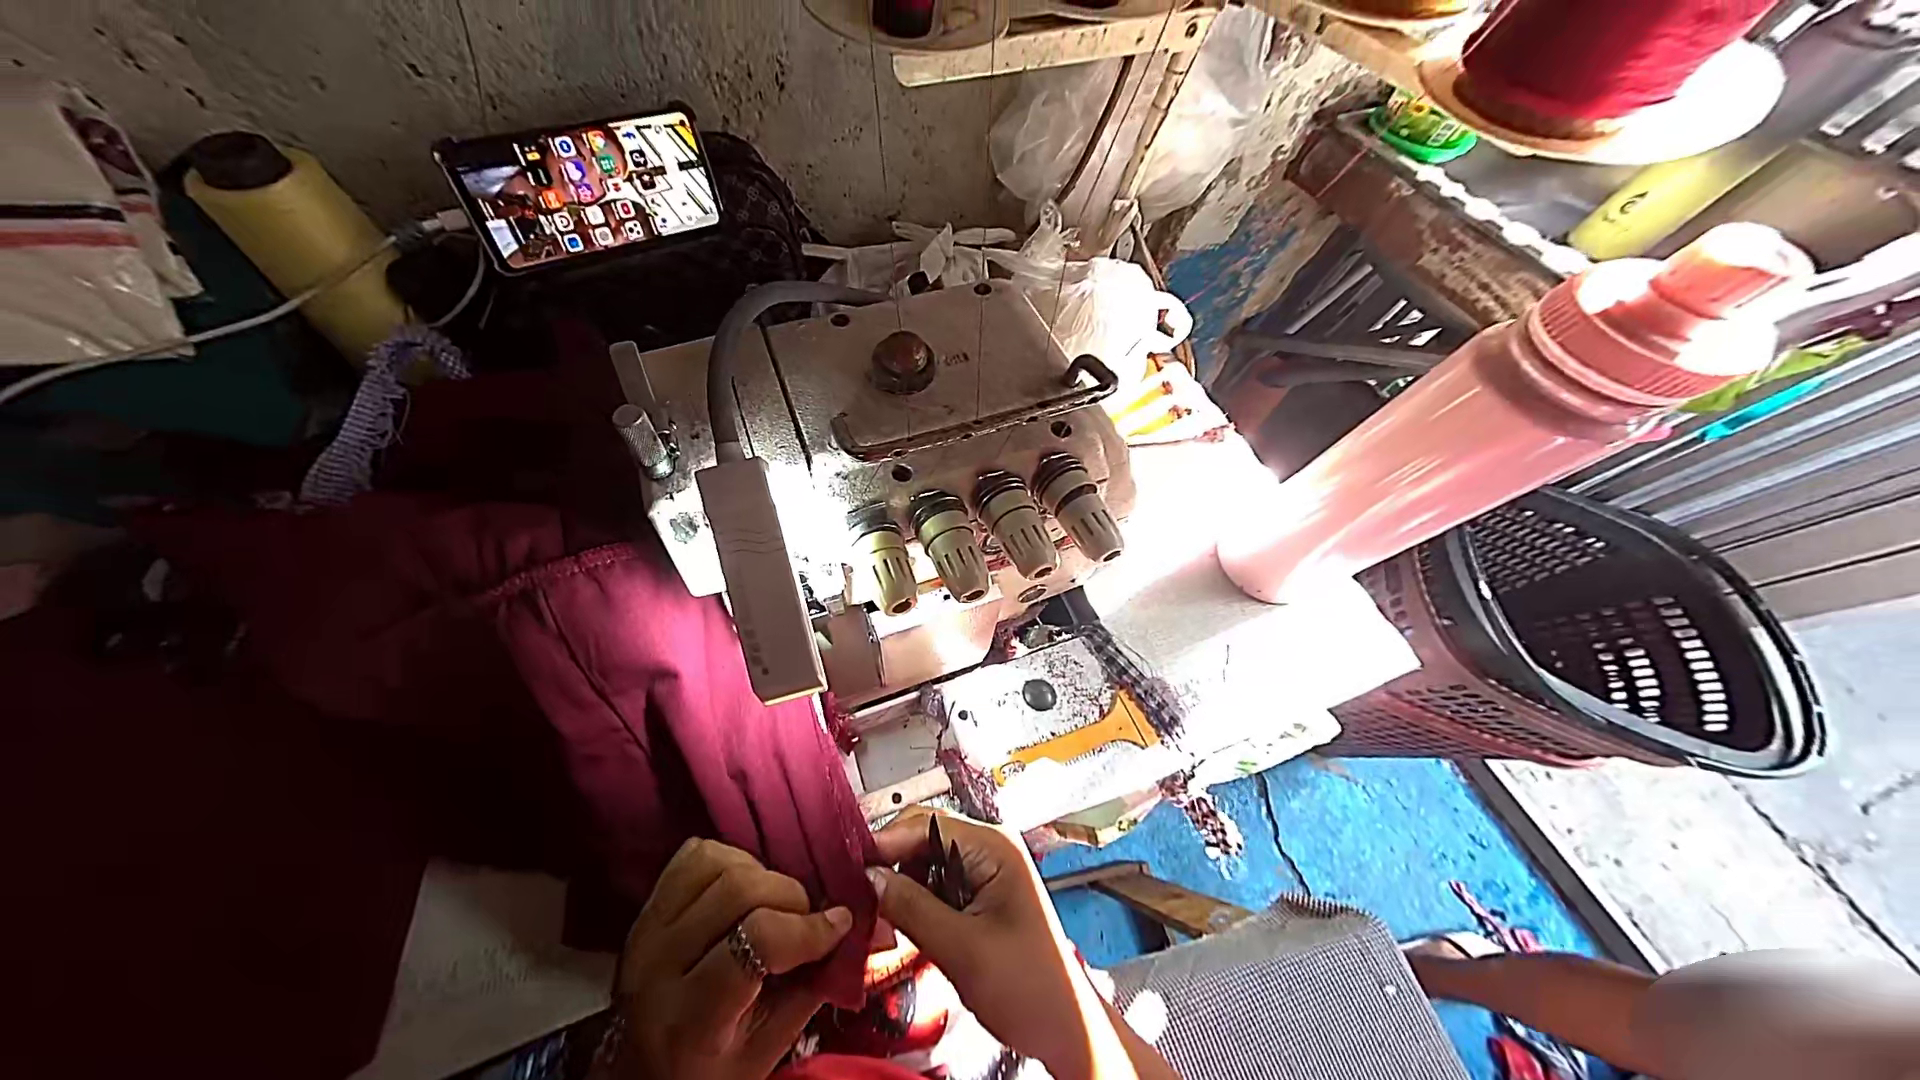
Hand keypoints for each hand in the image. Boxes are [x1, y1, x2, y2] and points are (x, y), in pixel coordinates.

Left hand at [611, 838, 853, 1079]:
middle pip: (739, 888)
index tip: (840, 923)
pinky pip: (696, 854)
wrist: (642, 1074)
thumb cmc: (713, 1069)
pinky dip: (732, 858)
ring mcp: (645, 929)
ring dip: (762, 873)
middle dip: (791, 895)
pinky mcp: (646, 905)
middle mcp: (656, 965)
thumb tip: (860, 927)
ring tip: (776, 901)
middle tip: (810, 915)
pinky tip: (746, 885)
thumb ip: (815, 983)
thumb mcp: (770, 1047)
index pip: (757, 940)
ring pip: (718, 861)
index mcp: (688, 1018)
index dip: (808, 926)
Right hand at [868, 808, 1174, 1079]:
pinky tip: (899, 920)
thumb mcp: (962, 949)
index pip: (925, 824)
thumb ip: (912, 908)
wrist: (1065, 1028)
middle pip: (923, 837)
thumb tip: (868, 877)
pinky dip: (914, 898)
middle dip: (890, 862)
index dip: (884, 842)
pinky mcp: (978, 892)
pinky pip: (936, 882)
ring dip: (900, 882)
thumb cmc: (1027, 987)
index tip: (847, 866)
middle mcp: (988, 847)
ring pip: (925, 860)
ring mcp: (984, 869)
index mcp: (993, 846)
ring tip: (874, 911)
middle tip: (855, 892)